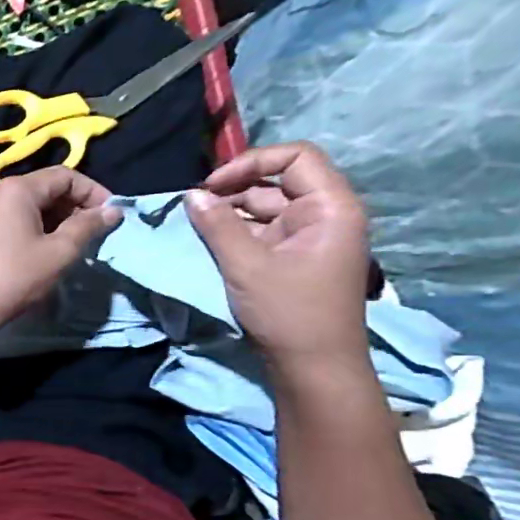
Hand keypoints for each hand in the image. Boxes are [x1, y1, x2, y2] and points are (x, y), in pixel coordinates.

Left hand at [0, 167, 120, 339]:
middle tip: (96, 229)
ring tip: (77, 240)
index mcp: (15, 189)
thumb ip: (88, 225)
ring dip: (58, 216)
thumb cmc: (16, 276)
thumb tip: (112, 210)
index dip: (93, 192)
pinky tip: (51, 245)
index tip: (111, 215)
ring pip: (31, 202)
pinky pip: (15, 216)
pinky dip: (38, 224)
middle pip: (46, 186)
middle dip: (75, 204)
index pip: (65, 175)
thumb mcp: (60, 250)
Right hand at [185, 141, 370, 363]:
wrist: (312, 362)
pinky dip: (228, 230)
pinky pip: (256, 229)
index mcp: (330, 209)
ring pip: (259, 205)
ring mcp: (305, 235)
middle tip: (189, 209)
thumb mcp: (247, 265)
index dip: (251, 162)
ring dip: (224, 212)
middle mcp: (322, 215)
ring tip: (190, 226)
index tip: (211, 186)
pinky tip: (202, 240)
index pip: (296, 157)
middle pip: (273, 181)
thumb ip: (218, 225)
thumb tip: (191, 194)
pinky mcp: (288, 253)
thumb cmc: (289, 311)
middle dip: (229, 190)